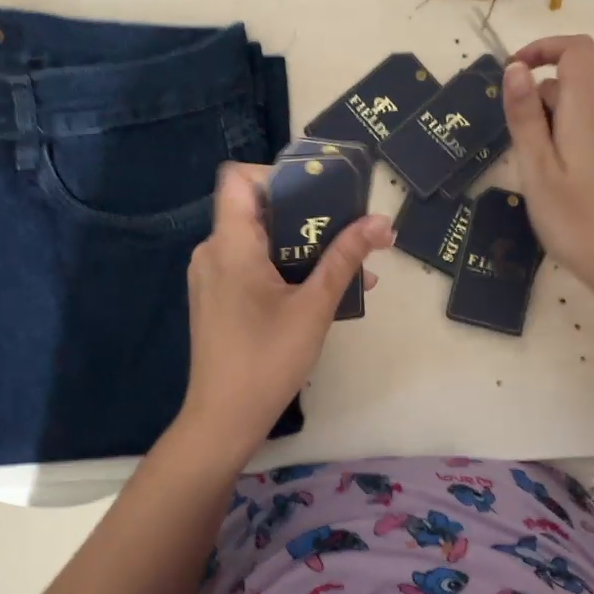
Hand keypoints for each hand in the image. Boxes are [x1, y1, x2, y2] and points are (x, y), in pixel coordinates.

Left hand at [177, 163, 393, 448]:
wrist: (223, 419)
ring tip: (352, 265)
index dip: (277, 174)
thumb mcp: (315, 306)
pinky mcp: (217, 299)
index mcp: (230, 244)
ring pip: (260, 242)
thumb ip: (346, 258)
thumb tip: (381, 222)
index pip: (239, 178)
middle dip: (308, 214)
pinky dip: (286, 270)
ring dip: (304, 247)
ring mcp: (212, 277)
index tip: (320, 192)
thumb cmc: (267, 360)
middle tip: (350, 227)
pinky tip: (326, 292)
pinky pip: (253, 267)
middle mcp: (213, 251)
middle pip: (258, 209)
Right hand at [503, 35, 593, 314]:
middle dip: (536, 105)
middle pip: (570, 88)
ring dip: (551, 131)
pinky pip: (593, 137)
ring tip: (541, 182)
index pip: (577, 50)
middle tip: (520, 158)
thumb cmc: (577, 222)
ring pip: (579, 116)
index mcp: (588, 113)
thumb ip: (525, 116)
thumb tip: (516, 67)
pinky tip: (565, 191)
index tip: (514, 72)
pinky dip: (570, 147)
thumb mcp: (537, 171)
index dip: (545, 47)